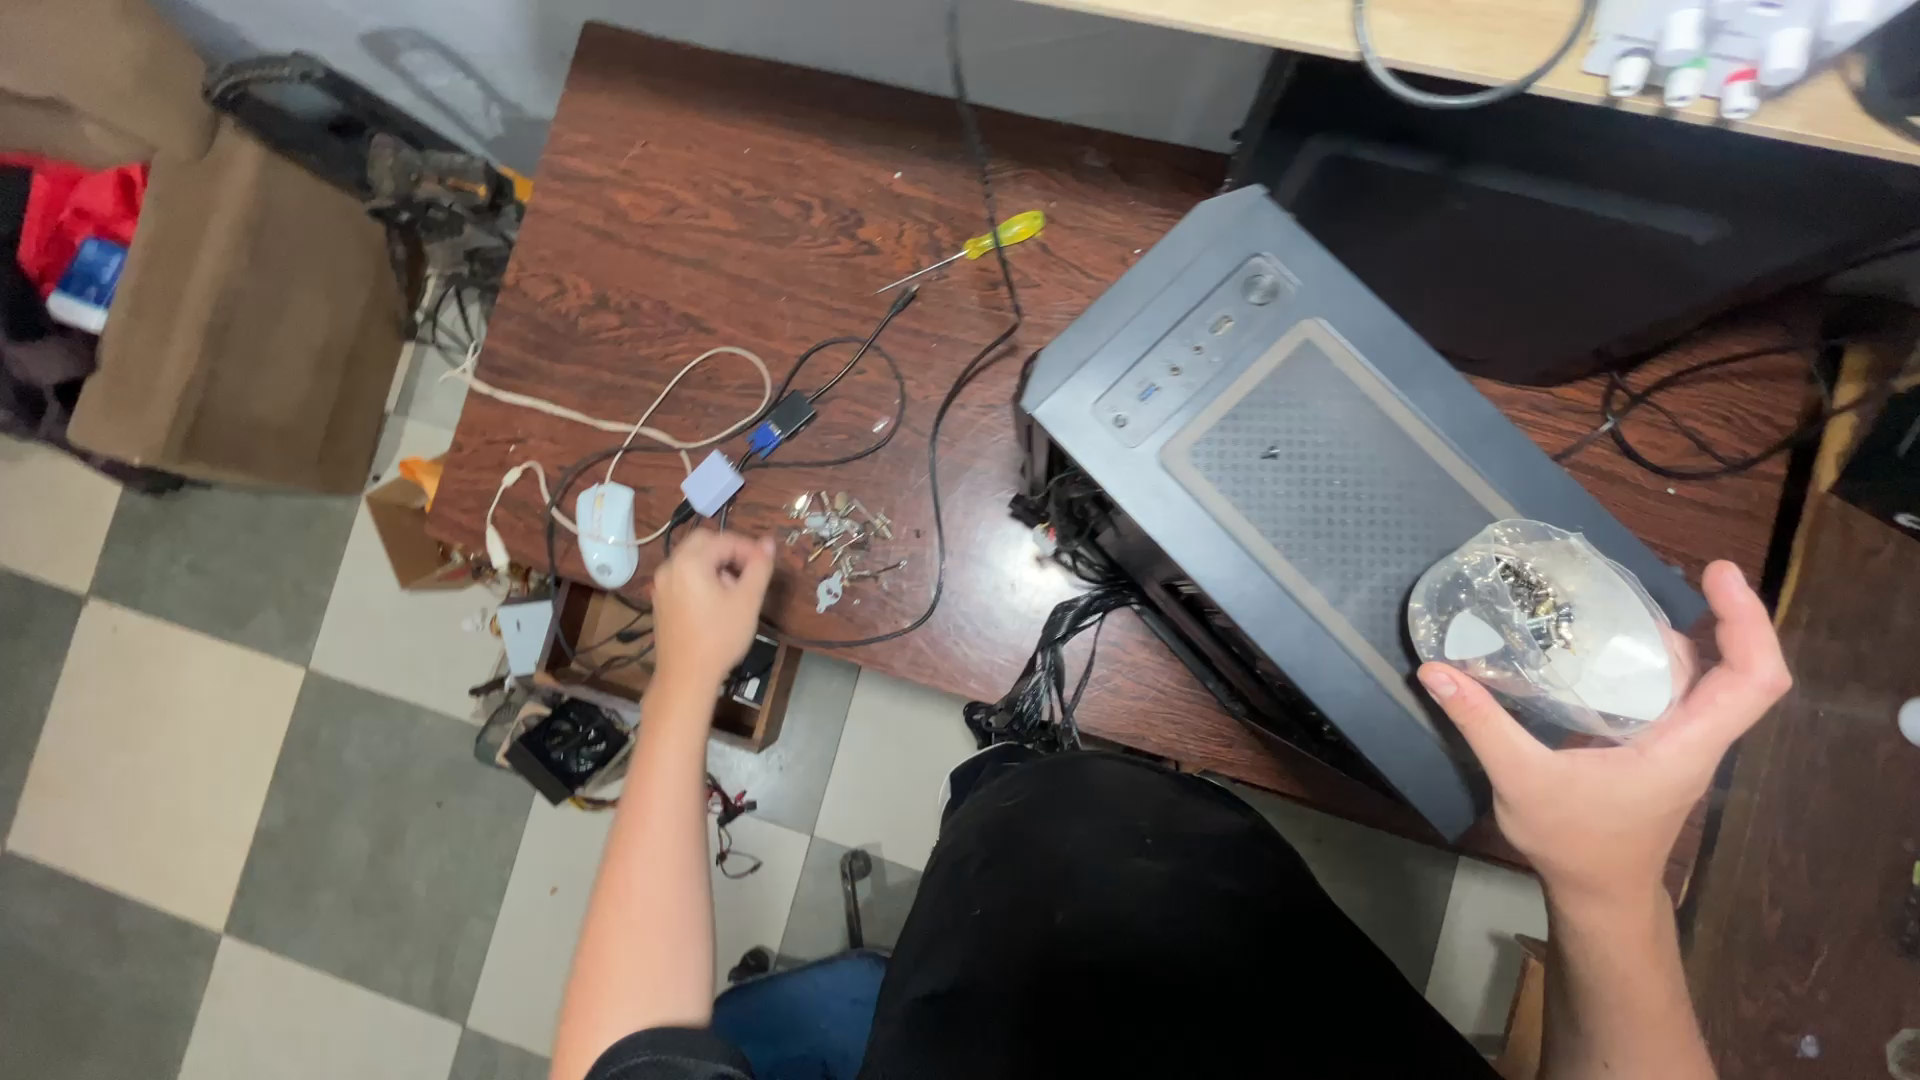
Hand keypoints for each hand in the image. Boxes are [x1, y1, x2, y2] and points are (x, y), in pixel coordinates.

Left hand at [648, 529, 775, 698]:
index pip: (724, 540)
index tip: (765, 564)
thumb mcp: (747, 600)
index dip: (748, 548)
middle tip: (750, 571)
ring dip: (716, 564)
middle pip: (703, 543)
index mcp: (690, 563)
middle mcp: (670, 567)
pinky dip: (702, 577)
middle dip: (730, 551)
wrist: (686, 676)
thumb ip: (759, 567)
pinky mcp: (661, 600)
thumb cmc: (720, 637)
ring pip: (692, 559)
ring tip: (735, 590)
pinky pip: (684, 575)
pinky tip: (717, 601)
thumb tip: (769, 543)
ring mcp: (662, 584)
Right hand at [1416, 560, 1791, 909]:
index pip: (1754, 680)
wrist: (1595, 890)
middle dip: (1712, 617)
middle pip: (1730, 670)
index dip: (1748, 622)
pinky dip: (1641, 661)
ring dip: (1671, 637)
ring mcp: (1670, 742)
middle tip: (1658, 576)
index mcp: (1684, 744)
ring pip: (1694, 679)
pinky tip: (1594, 648)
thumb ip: (1480, 722)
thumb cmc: (1574, 841)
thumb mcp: (1520, 779)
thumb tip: (1435, 670)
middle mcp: (1690, 737)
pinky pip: (1660, 693)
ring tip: (1618, 600)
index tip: (1717, 574)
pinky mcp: (1644, 746)